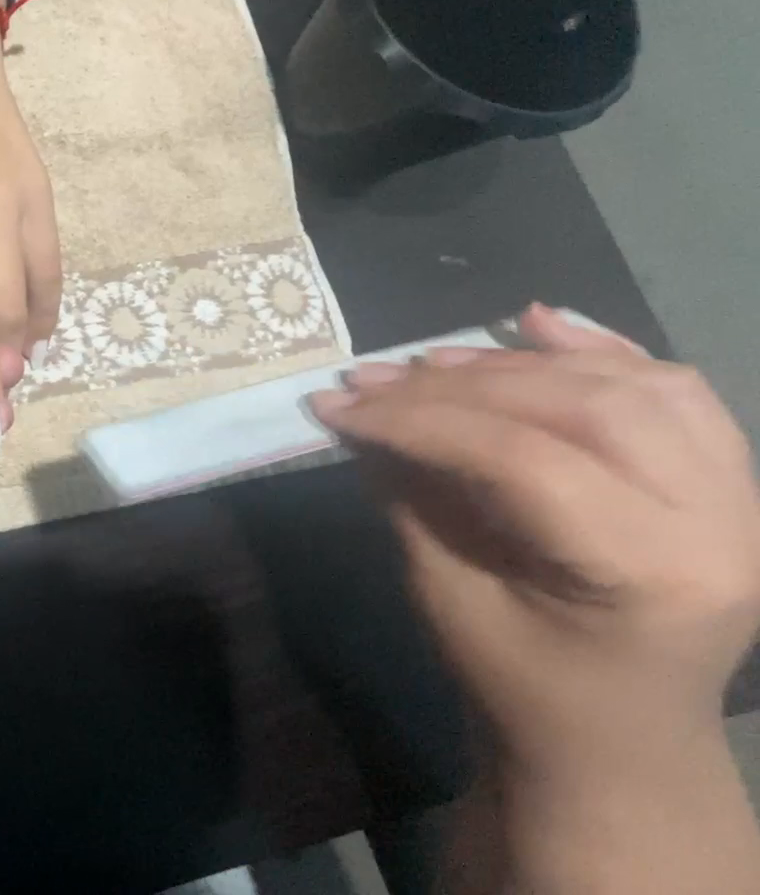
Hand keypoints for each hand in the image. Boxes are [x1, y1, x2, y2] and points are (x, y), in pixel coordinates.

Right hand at [309, 305, 759, 770]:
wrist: (614, 734)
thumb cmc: (517, 680)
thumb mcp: (444, 593)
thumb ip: (409, 494)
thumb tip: (357, 415)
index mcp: (652, 572)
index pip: (525, 460)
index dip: (419, 422)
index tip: (337, 406)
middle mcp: (725, 523)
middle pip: (586, 408)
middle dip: (461, 384)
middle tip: (371, 379)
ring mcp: (742, 498)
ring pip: (634, 385)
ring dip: (518, 362)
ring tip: (429, 361)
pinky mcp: (727, 481)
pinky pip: (672, 391)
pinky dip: (596, 348)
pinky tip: (533, 322)